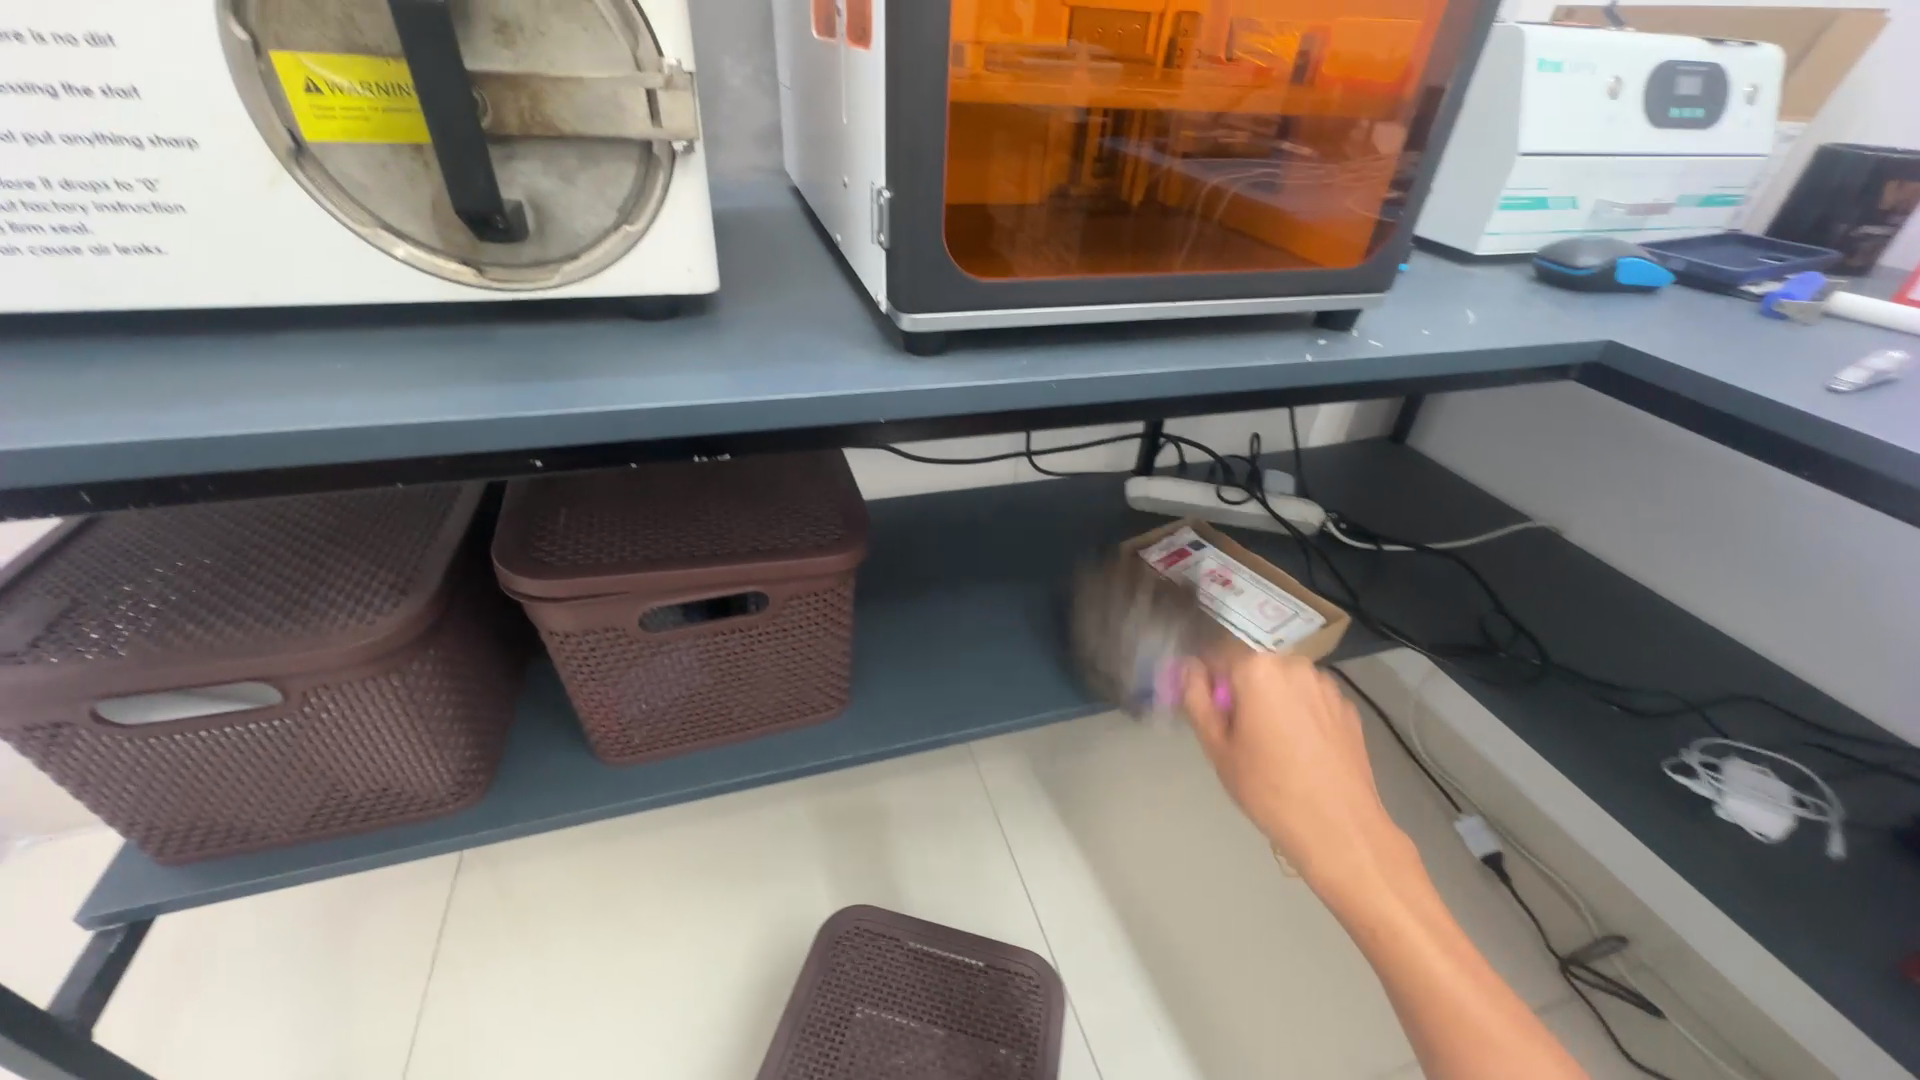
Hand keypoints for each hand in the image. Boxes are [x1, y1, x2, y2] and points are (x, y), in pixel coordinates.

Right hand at [1183, 654, 1412, 892]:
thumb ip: (1196, 697)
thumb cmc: (1267, 787)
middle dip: (1243, 692)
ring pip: (1284, 683)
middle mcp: (1295, 665)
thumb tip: (1189, 668)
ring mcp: (1327, 686)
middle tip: (1240, 735)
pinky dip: (1301, 715)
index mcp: (1258, 668)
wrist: (1338, 827)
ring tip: (1275, 746)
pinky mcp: (1349, 708)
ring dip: (1273, 702)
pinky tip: (1303, 752)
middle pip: (1254, 668)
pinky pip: (1311, 700)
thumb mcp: (1216, 746)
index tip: (1209, 713)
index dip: (1207, 682)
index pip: (1217, 656)